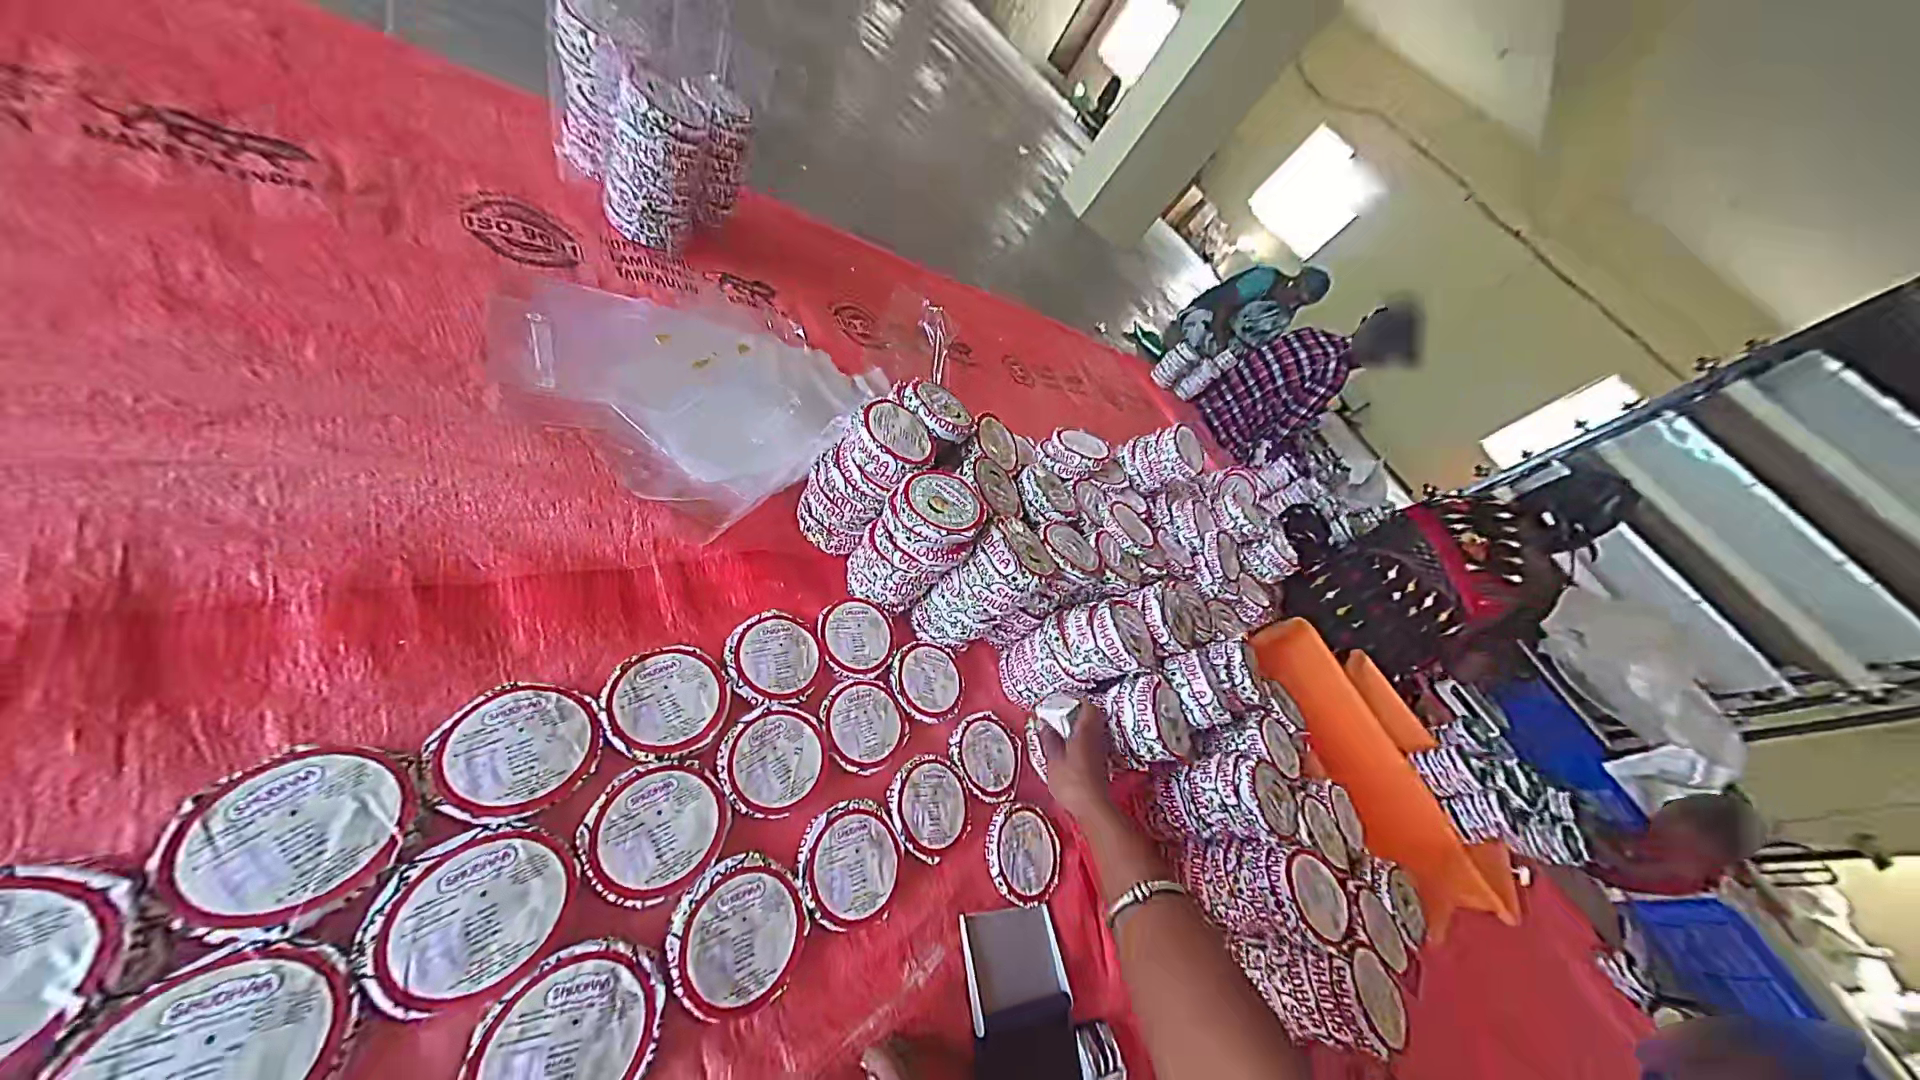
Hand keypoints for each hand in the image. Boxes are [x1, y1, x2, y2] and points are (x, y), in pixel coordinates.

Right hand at [1034, 702, 1113, 821]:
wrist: (1092, 807)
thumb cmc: (1072, 783)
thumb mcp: (1053, 759)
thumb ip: (1049, 739)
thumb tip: (1043, 724)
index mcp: (1085, 731)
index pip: (1088, 705)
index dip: (1076, 699)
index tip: (1063, 700)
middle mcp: (1097, 738)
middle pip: (1093, 716)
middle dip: (1078, 712)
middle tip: (1061, 713)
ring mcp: (1101, 751)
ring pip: (1094, 729)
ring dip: (1081, 726)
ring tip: (1064, 729)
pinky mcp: (1102, 764)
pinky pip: (1094, 743)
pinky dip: (1084, 741)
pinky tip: (1072, 749)